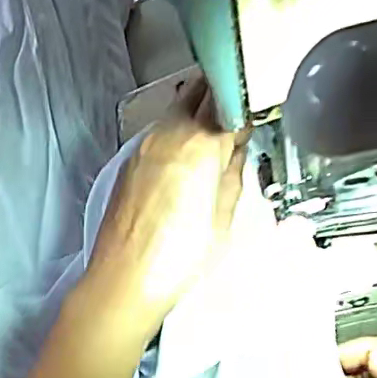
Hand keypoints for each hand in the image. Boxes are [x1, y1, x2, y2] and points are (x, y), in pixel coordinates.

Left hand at [85, 79, 244, 334]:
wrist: (122, 284)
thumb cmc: (173, 261)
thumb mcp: (221, 220)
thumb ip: (232, 176)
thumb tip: (235, 153)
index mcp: (199, 143)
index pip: (229, 98)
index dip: (246, 105)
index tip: (254, 120)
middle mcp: (166, 135)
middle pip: (197, 93)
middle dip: (218, 100)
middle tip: (234, 125)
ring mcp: (141, 149)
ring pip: (174, 113)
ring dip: (194, 120)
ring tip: (209, 152)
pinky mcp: (126, 168)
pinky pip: (157, 139)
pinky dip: (173, 142)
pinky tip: (182, 172)